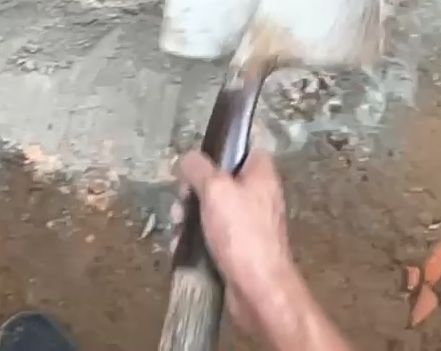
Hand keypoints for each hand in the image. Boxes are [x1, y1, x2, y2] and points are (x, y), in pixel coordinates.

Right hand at [177, 151, 351, 350]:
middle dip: (193, 188)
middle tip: (183, 198)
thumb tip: (187, 160)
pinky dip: (195, 237)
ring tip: (179, 224)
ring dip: (189, 214)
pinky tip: (182, 244)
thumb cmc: (242, 233)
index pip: (246, 148)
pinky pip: (211, 233)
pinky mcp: (237, 249)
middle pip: (219, 179)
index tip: (201, 159)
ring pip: (210, 207)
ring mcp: (247, 225)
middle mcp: (257, 197)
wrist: (258, 292)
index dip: (223, 148)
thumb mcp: (215, 188)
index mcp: (261, 176)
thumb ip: (198, 166)